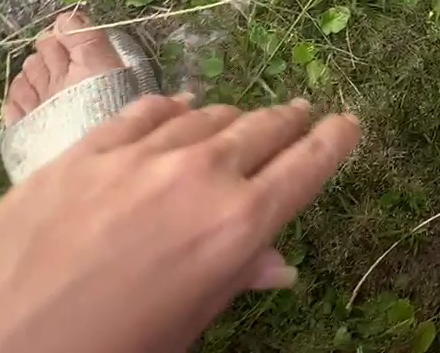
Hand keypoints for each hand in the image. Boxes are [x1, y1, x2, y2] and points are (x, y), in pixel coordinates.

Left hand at [0, 95, 360, 352]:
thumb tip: (279, 262)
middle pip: (271, 126)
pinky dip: (179, 109)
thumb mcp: (173, 333)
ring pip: (216, 113)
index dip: (339, 138)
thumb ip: (231, 282)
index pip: (312, 162)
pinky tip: (183, 109)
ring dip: (238, 119)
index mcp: (235, 228)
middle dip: (295, 121)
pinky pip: (153, 111)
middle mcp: (204, 176)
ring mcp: (144, 154)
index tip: (350, 126)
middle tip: (304, 119)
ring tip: (242, 125)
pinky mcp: (89, 147)